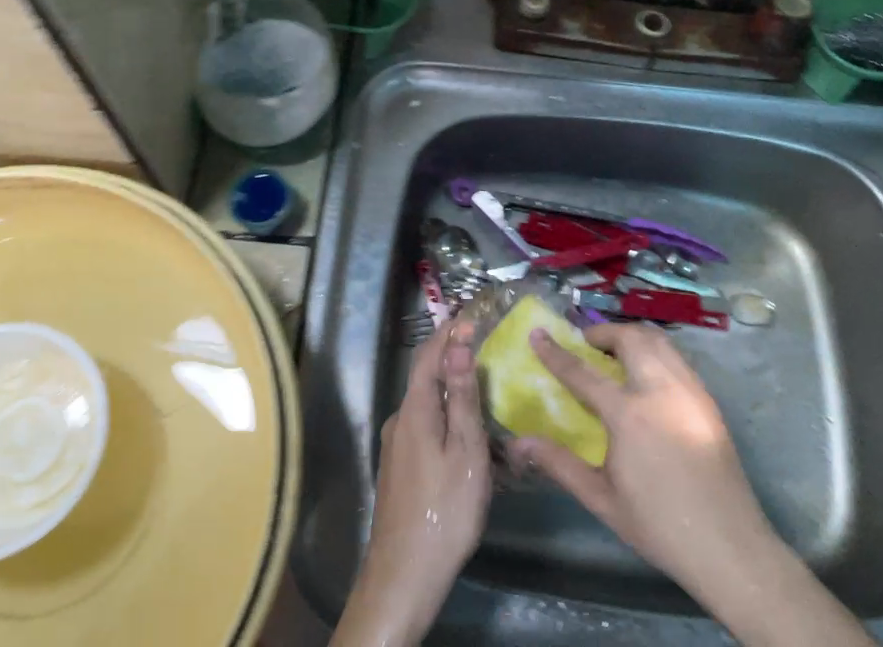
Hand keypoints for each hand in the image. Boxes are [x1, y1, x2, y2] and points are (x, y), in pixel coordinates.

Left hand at [330, 317, 489, 646]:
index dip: (448, 331)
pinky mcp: (400, 467)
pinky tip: (469, 432)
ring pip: (427, 404)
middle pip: (426, 377)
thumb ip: (463, 398)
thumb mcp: (465, 451)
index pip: (428, 356)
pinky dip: (448, 416)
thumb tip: (458, 344)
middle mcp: (399, 420)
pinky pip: (426, 427)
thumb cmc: (444, 508)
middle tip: (484, 344)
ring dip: (452, 389)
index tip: (471, 312)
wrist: (405, 571)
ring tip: (485, 386)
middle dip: (452, 356)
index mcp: (415, 411)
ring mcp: (397, 445)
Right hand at [509, 322, 770, 595]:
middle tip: (584, 344)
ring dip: (632, 337)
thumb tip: (518, 443)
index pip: (583, 372)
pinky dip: (656, 353)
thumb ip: (559, 463)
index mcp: (629, 414)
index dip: (556, 352)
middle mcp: (661, 390)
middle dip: (603, 333)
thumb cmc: (658, 525)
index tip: (537, 333)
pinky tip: (646, 377)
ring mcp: (691, 392)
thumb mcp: (601, 498)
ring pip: (660, 342)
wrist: (729, 545)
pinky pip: (678, 360)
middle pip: (630, 339)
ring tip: (614, 354)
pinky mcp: (709, 403)